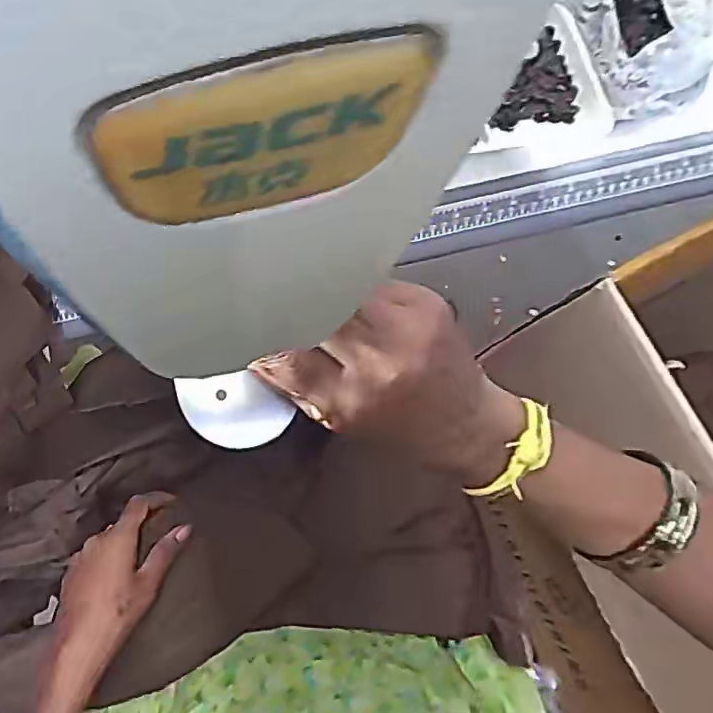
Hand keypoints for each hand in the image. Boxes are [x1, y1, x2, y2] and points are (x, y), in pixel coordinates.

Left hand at [49, 493, 190, 689]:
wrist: (79, 642)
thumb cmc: (118, 614)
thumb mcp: (148, 583)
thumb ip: (164, 552)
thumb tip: (183, 528)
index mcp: (117, 538)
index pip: (137, 504)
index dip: (156, 498)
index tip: (170, 501)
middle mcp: (96, 540)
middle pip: (122, 522)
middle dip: (142, 522)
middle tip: (161, 528)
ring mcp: (80, 555)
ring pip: (107, 539)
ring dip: (124, 541)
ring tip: (141, 555)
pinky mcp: (72, 571)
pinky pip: (94, 555)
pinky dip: (108, 556)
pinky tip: (116, 575)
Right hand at [250, 279, 527, 485]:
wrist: (466, 424)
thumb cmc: (400, 429)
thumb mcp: (339, 418)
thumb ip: (298, 382)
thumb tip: (259, 348)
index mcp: (351, 399)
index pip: (286, 355)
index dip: (261, 338)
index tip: (246, 327)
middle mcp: (380, 361)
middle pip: (313, 311)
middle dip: (287, 304)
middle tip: (270, 300)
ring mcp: (406, 326)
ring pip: (340, 288)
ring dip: (320, 290)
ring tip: (306, 292)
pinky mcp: (425, 301)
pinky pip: (371, 283)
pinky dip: (352, 287)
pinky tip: (347, 293)